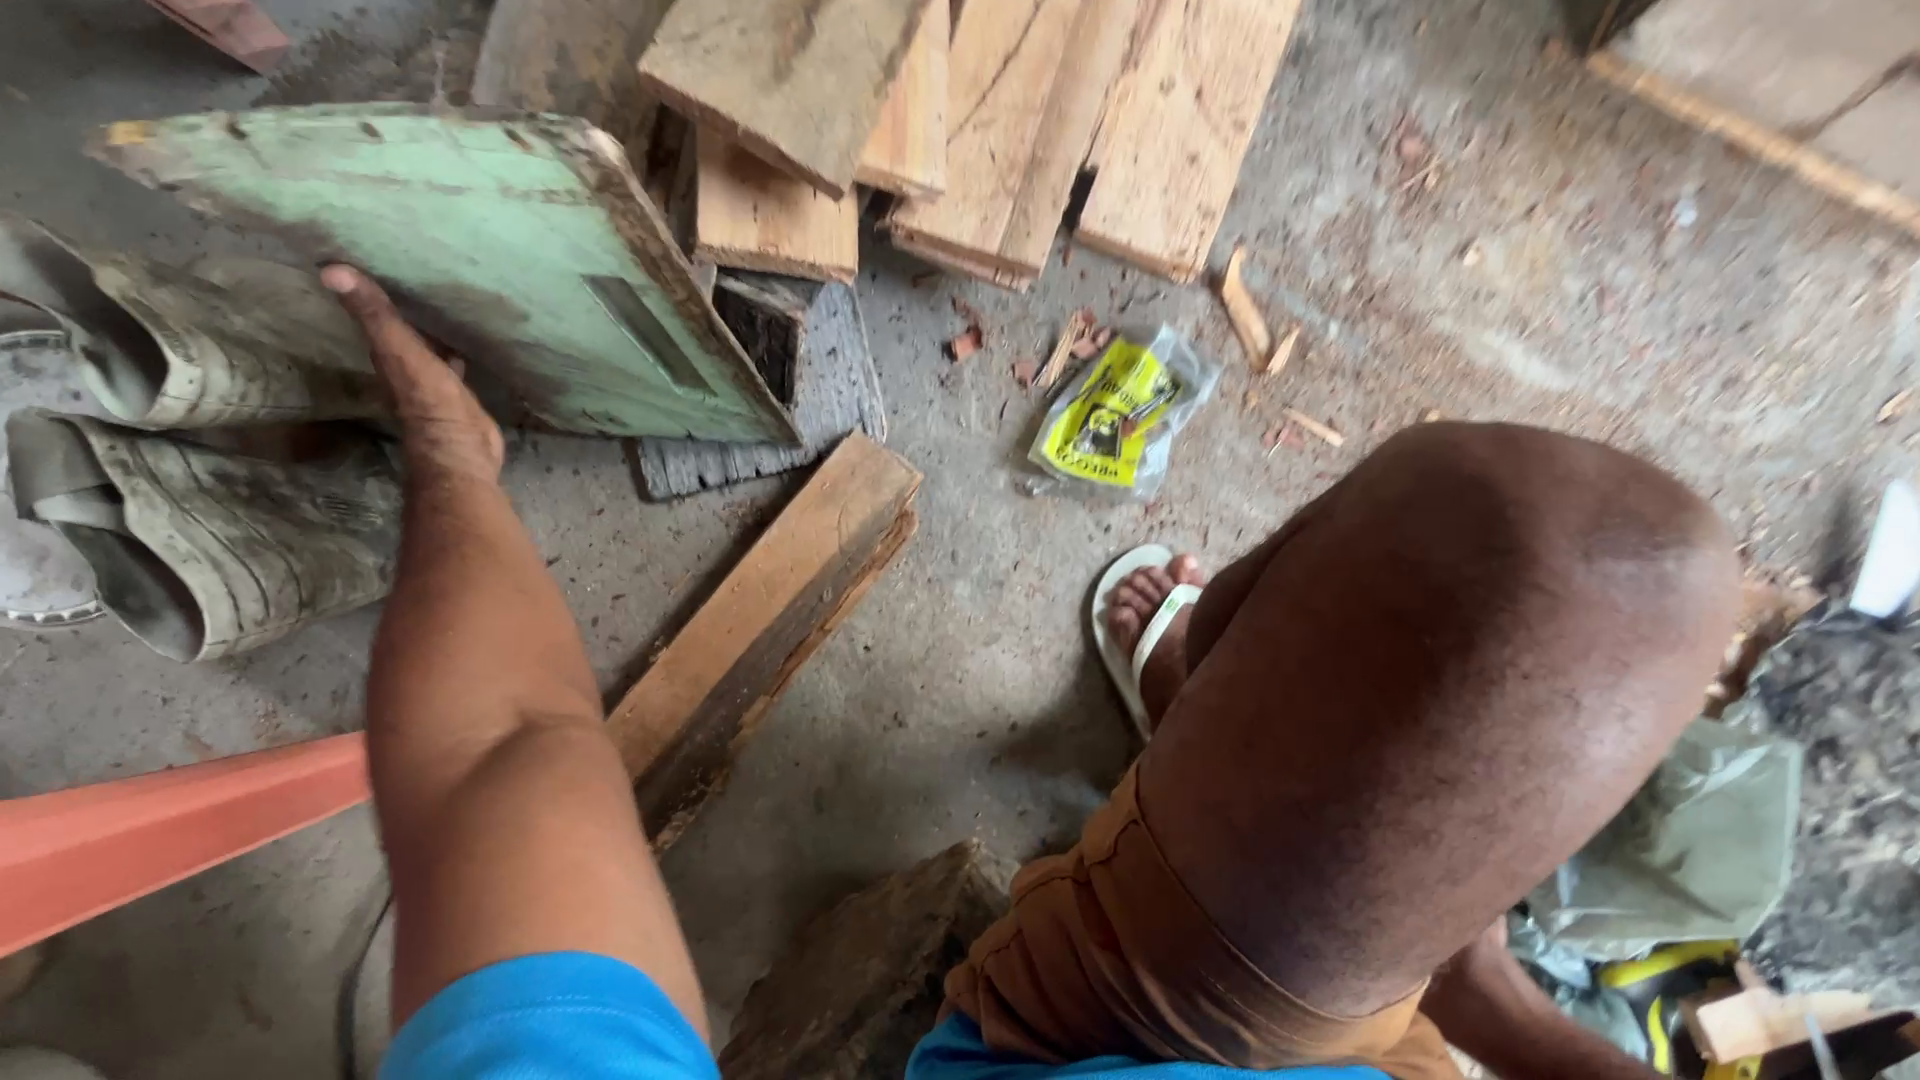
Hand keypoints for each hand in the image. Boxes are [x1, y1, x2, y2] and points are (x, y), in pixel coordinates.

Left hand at [321, 264, 504, 483]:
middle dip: (399, 304)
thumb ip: (374, 314)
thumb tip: (330, 269)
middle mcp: (402, 362)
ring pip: (423, 343)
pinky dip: (452, 348)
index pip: (371, 312)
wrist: (462, 448)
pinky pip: (450, 360)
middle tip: (405, 271)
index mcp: (385, 351)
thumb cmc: (430, 400)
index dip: (366, 288)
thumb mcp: (400, 351)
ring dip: (425, 326)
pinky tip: (463, 339)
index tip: (364, 258)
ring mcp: (430, 378)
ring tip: (436, 299)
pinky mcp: (457, 390)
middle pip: (397, 327)